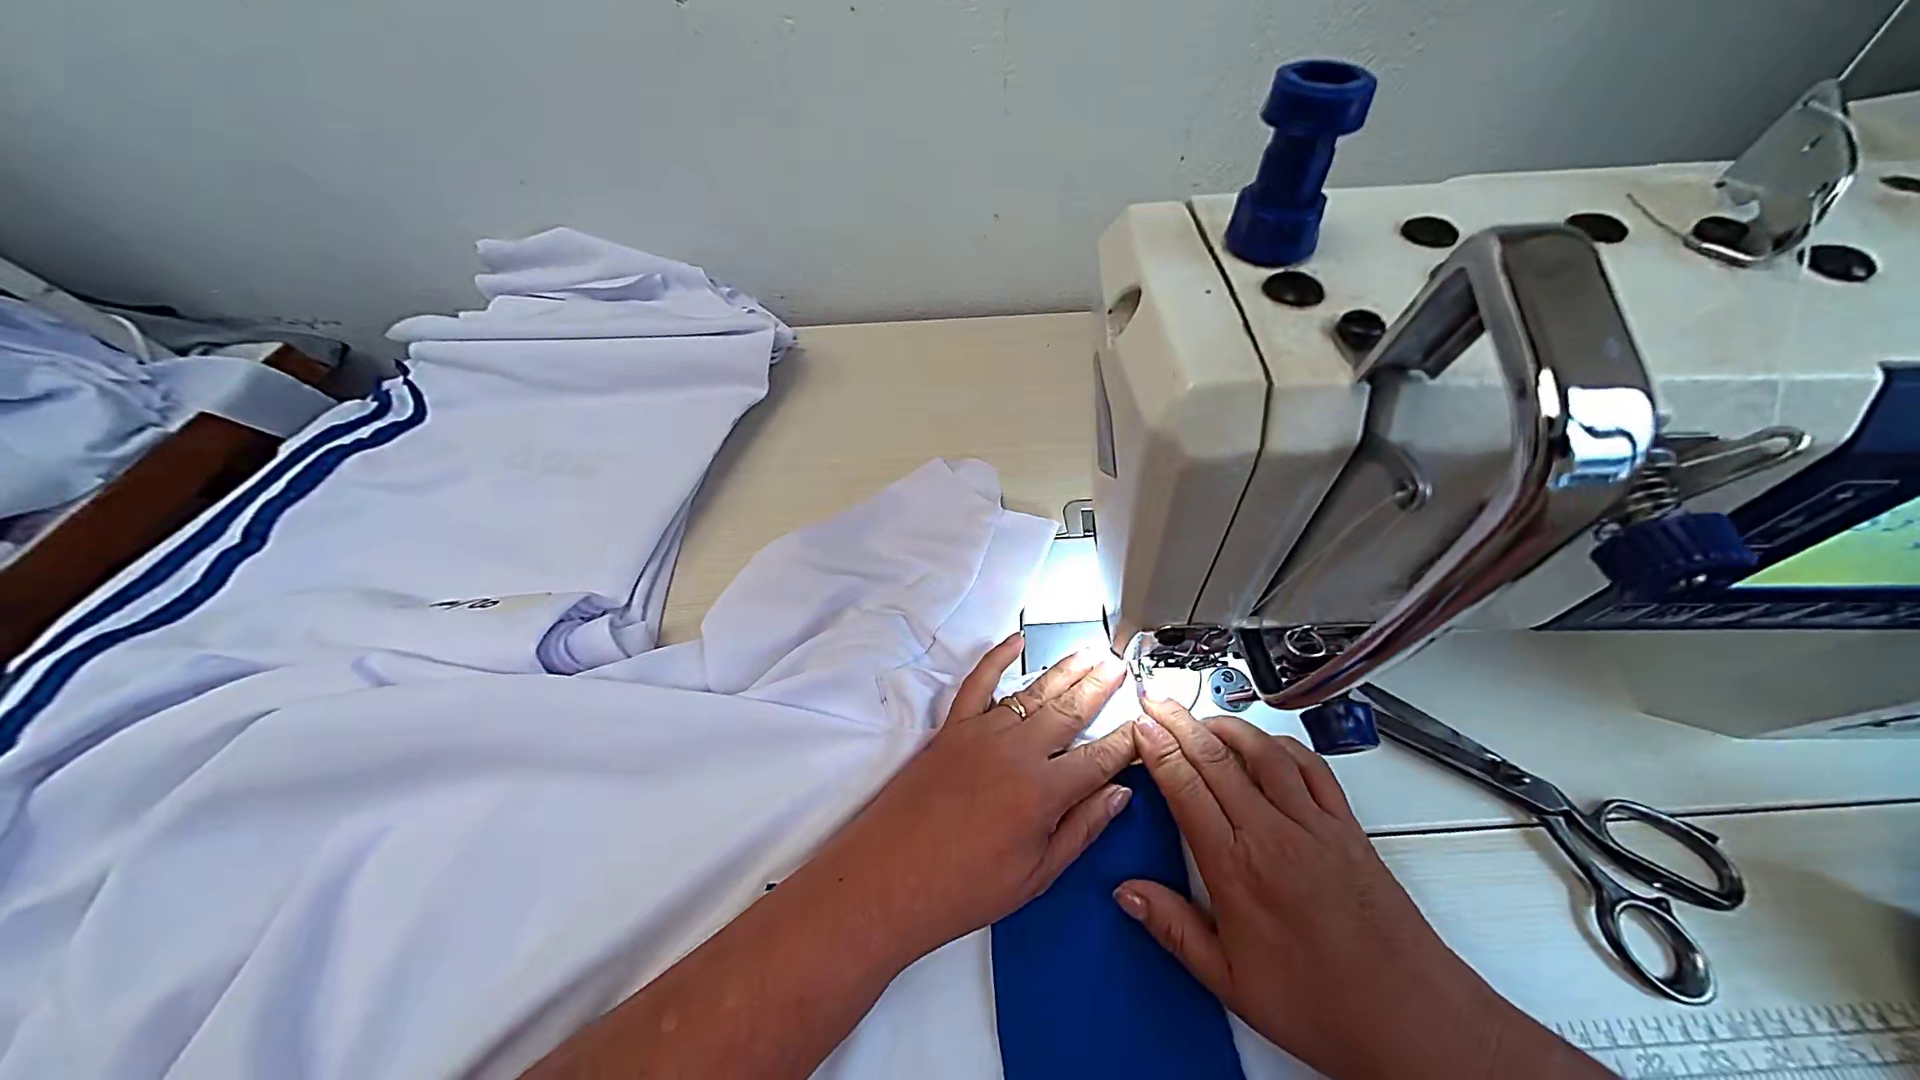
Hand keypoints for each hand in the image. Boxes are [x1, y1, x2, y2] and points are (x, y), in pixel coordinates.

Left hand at [800, 635, 1137, 959]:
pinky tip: (1015, 642)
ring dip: (1066, 668)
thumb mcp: (1035, 876)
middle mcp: (1014, 753)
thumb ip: (1082, 829)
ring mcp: (980, 734)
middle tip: (1121, 667)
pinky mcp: (951, 728)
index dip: (1127, 740)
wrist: (886, 880)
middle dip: (1101, 686)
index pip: (1100, 758)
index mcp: (1041, 793)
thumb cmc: (958, 887)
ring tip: (1090, 651)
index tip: (1143, 726)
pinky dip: (997, 657)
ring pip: (1033, 691)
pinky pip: (978, 682)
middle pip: (1071, 710)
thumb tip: (1117, 797)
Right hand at [1117, 698, 1606, 1079]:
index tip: (1141, 728)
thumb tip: (1130, 895)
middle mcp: (1275, 837)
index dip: (1159, 750)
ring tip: (1202, 713)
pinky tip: (1268, 741)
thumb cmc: (1327, 1007)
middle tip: (1157, 703)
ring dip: (1227, 725)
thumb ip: (1173, 928)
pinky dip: (1283, 745)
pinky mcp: (1348, 828)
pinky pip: (1312, 769)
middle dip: (1179, 723)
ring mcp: (1315, 827)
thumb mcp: (1230, 981)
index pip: (1186, 789)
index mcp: (1238, 870)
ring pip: (1263, 753)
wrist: (1414, 1022)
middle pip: (1217, 759)